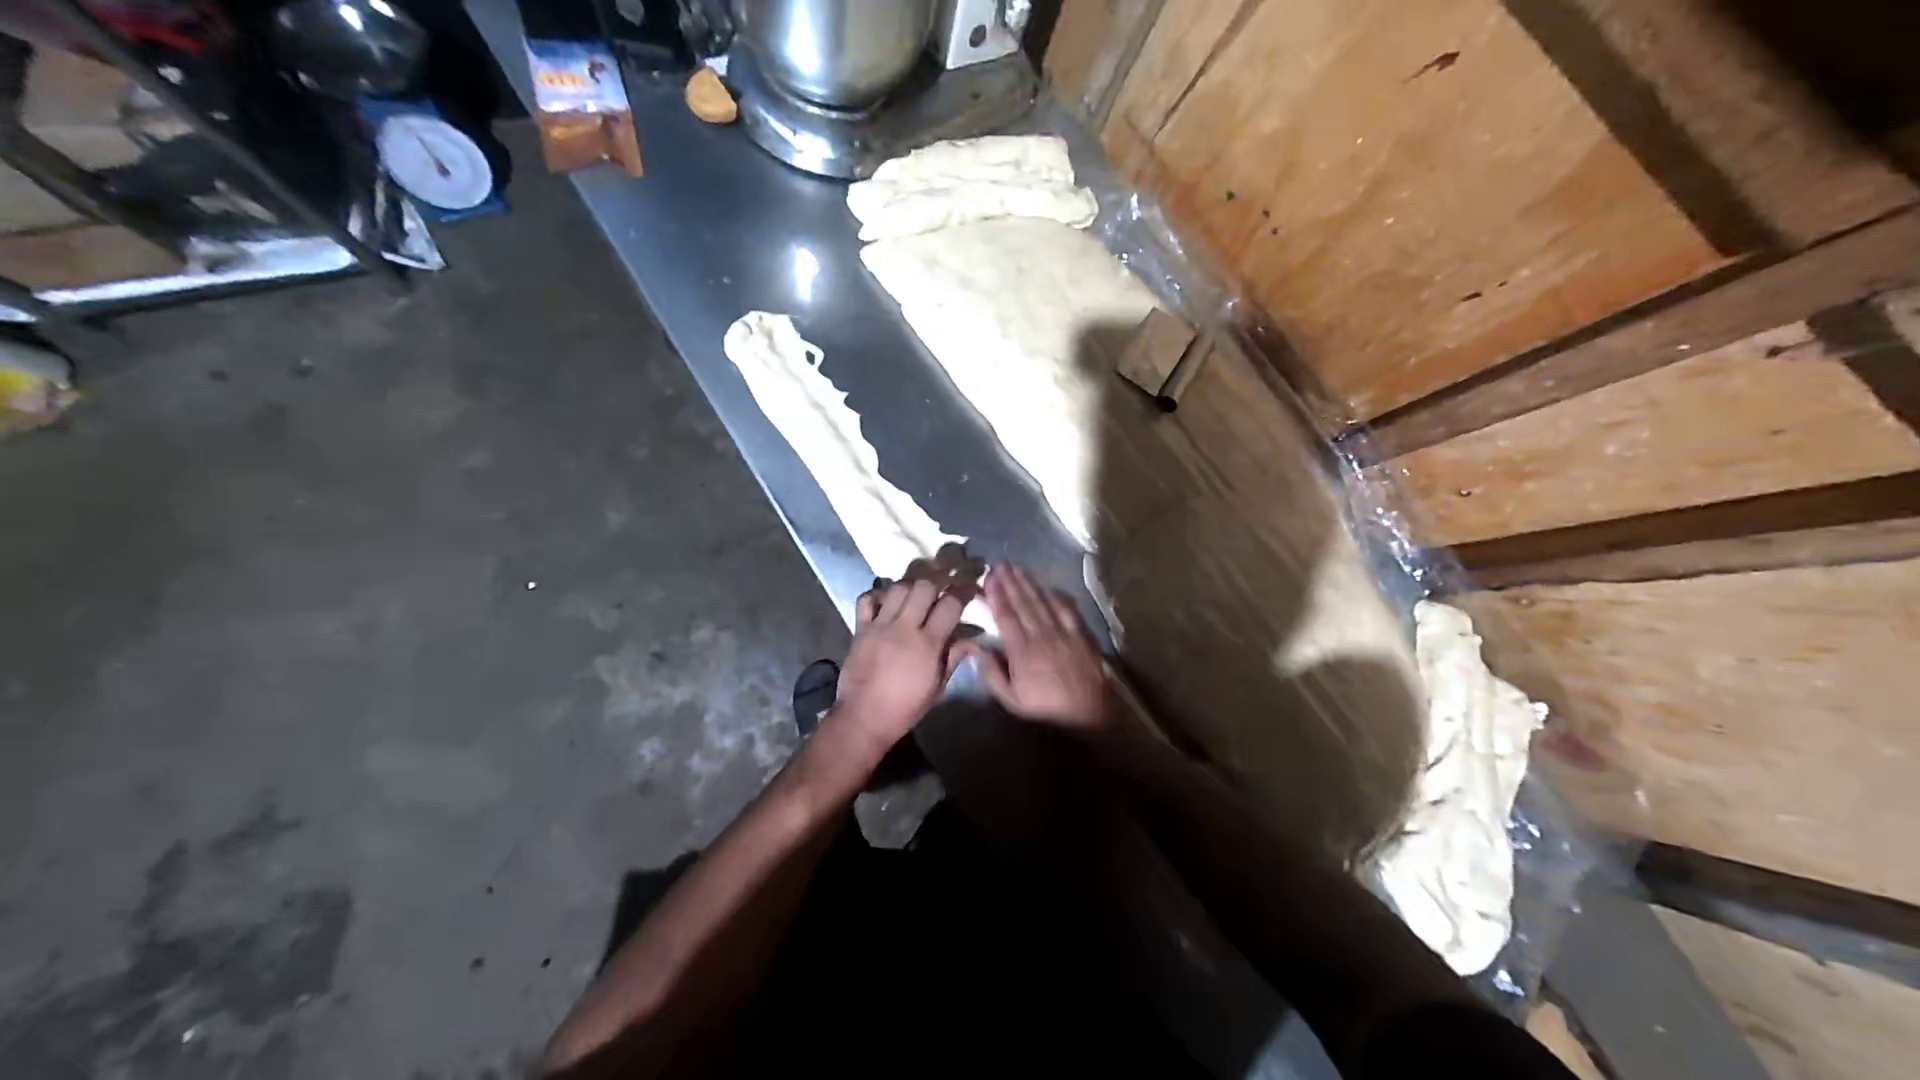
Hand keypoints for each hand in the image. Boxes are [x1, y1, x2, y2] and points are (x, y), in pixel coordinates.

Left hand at [827, 578, 965, 751]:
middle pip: (924, 586)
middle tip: (941, 589)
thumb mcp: (937, 687)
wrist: (864, 718)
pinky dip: (878, 594)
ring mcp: (880, 626)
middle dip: (937, 583)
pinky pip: (867, 599)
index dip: (962, 593)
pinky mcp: (860, 628)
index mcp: (928, 644)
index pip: (950, 604)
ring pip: (898, 587)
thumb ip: (954, 657)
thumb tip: (973, 640)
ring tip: (916, 594)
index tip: (967, 591)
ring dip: (911, 586)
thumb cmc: (905, 707)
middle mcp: (904, 628)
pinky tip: (887, 602)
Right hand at [955, 564, 1110, 731]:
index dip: (997, 596)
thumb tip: (975, 649)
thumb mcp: (1012, 700)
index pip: (1006, 617)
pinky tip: (1047, 586)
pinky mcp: (1080, 634)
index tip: (989, 579)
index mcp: (1022, 651)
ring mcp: (1063, 633)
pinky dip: (1055, 595)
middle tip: (1000, 565)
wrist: (1089, 714)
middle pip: (1023, 603)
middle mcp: (1041, 636)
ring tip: (1018, 568)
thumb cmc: (1046, 709)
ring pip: (1043, 602)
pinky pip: (1066, 609)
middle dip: (1011, 582)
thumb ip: (992, 673)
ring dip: (1030, 583)